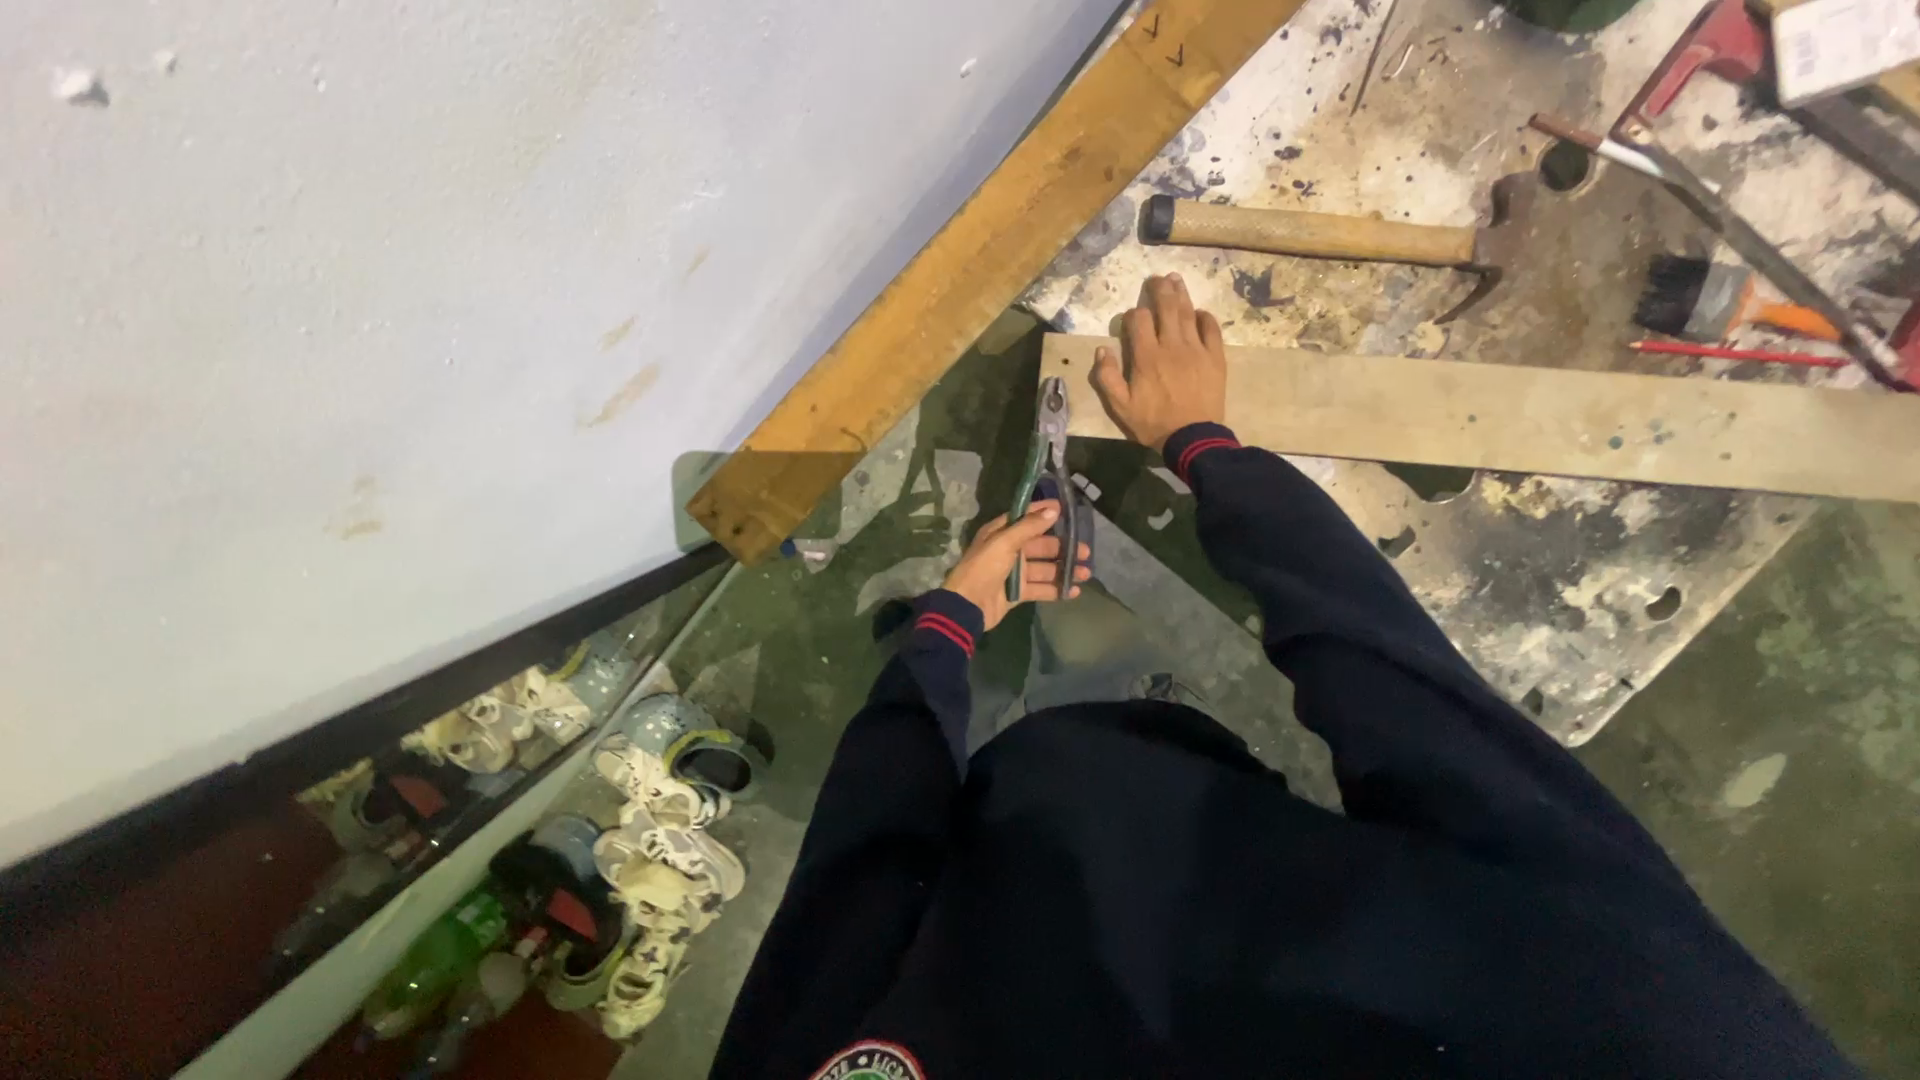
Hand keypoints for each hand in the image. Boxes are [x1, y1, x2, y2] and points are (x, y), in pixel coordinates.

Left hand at [942, 500, 1091, 630]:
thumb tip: (1053, 510)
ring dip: (1064, 570)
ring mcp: (1014, 573)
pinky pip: (1041, 588)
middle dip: (1063, 548)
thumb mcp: (1004, 542)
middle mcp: (1009, 551)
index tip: (1065, 509)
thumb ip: (1029, 527)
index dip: (1044, 513)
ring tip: (1085, 573)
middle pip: (1040, 546)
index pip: (1025, 518)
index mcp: (1001, 534)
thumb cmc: (984, 568)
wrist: (968, 606)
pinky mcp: (1018, 593)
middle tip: (1086, 551)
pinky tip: (1073, 591)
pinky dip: (1056, 589)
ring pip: (1044, 568)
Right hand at [1090, 273, 1226, 452]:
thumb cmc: (1153, 423)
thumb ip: (1106, 377)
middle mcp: (1172, 346)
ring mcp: (1196, 349)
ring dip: (1181, 294)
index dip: (1134, 314)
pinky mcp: (1215, 358)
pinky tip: (1199, 312)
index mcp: (1146, 357)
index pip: (1139, 320)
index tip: (1133, 319)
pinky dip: (1205, 317)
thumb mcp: (1120, 407)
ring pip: (1188, 313)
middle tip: (1157, 278)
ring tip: (1175, 279)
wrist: (1192, 439)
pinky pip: (1211, 329)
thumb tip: (1102, 349)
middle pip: (1166, 307)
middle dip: (1159, 289)